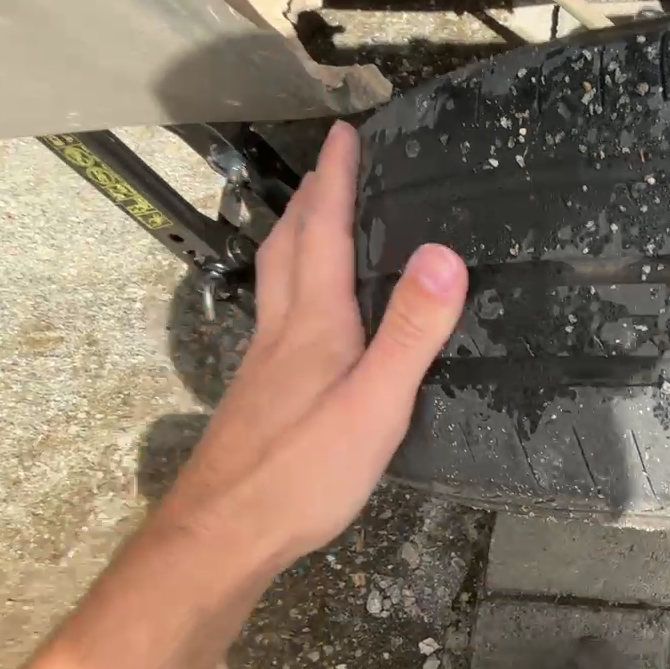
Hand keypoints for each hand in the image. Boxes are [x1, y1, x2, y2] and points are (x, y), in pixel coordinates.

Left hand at [156, 120, 468, 575]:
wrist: (225, 533)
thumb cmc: (306, 469)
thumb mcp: (377, 401)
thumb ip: (410, 331)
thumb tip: (444, 256)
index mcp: (315, 324)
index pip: (323, 235)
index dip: (336, 182)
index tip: (347, 135)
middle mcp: (284, 332)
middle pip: (288, 249)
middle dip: (310, 201)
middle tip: (331, 168)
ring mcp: (268, 365)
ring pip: (277, 283)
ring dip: (294, 239)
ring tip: (314, 220)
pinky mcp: (266, 394)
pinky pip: (281, 317)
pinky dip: (295, 288)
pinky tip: (308, 312)